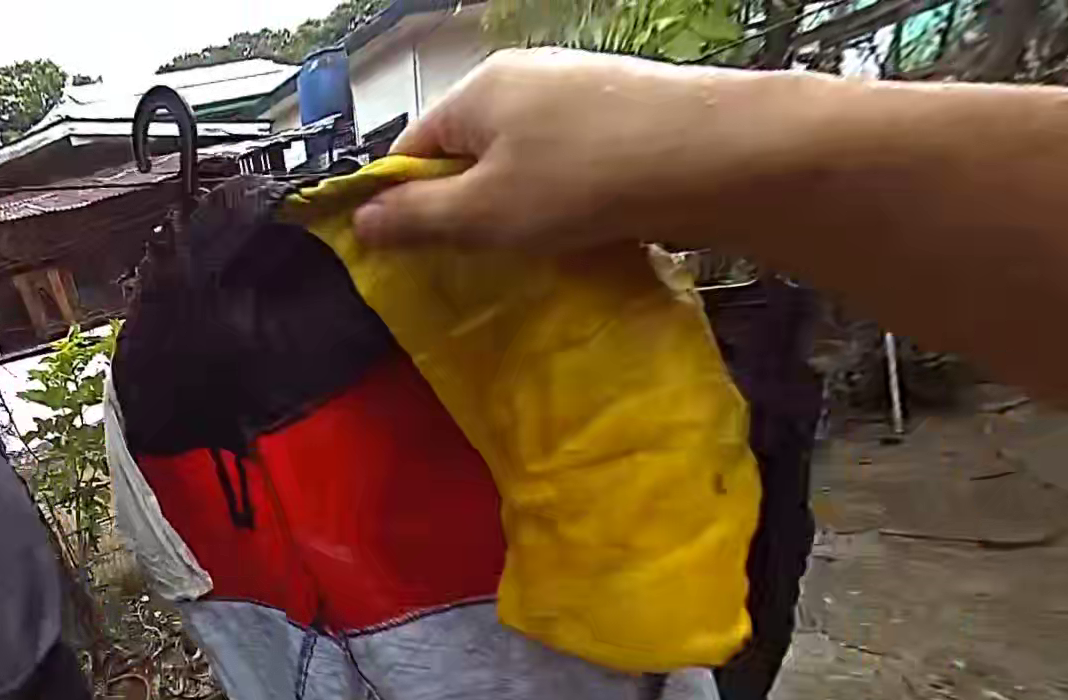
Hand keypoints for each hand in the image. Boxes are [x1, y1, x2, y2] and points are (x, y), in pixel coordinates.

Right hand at [352, 49, 819, 251]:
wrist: (707, 157)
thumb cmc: (577, 183)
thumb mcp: (480, 212)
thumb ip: (414, 218)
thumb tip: (360, 220)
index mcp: (476, 92)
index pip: (410, 149)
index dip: (400, 202)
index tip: (408, 249)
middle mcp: (517, 77)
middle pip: (458, 152)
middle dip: (453, 206)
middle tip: (466, 254)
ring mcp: (566, 90)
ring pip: (504, 158)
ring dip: (498, 204)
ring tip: (516, 243)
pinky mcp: (603, 112)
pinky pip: (547, 158)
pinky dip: (540, 194)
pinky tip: (559, 221)